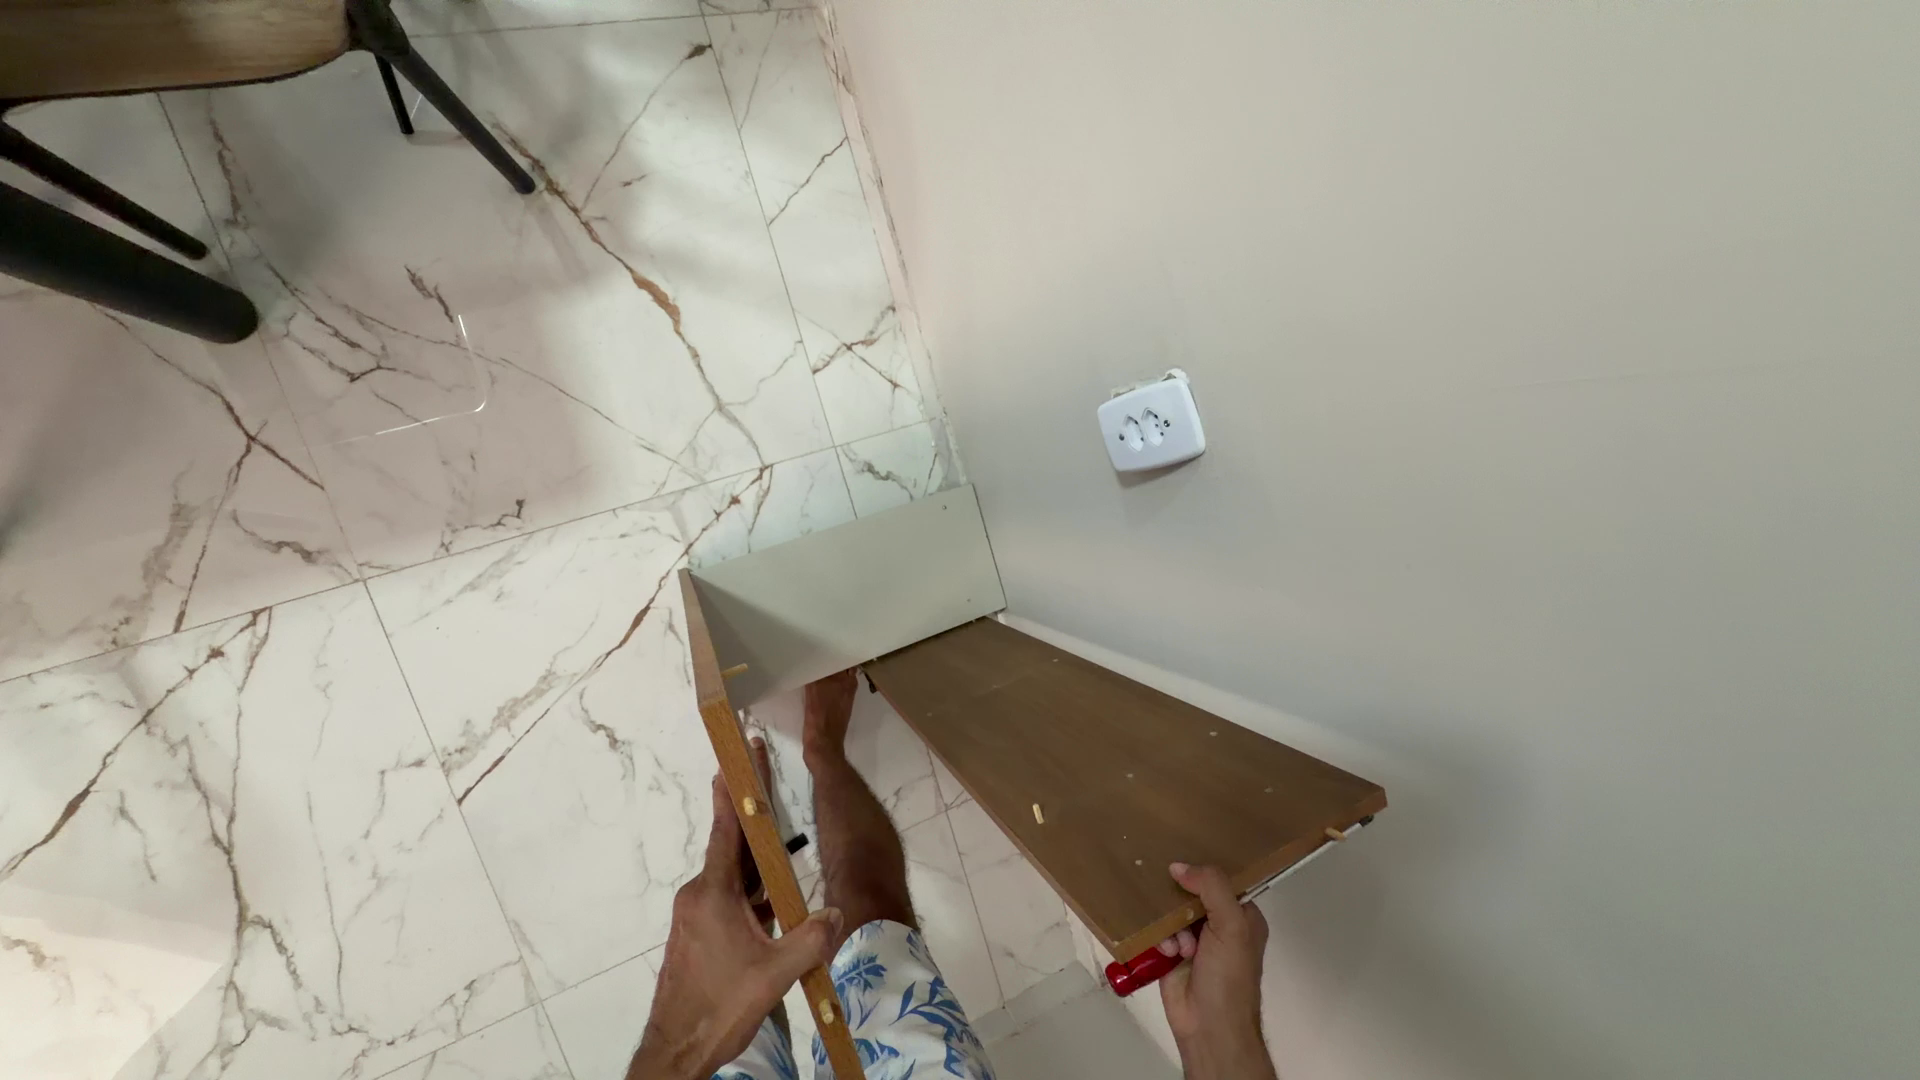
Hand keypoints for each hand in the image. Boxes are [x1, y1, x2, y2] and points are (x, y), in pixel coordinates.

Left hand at [628, 769, 842, 1079]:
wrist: (675, 1054)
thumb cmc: (718, 1006)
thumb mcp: (773, 974)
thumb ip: (810, 940)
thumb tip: (840, 913)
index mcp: (712, 893)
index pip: (727, 830)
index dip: (735, 792)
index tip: (738, 758)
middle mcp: (700, 895)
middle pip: (733, 847)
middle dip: (754, 819)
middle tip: (772, 786)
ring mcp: (697, 916)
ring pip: (734, 877)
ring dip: (758, 863)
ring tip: (784, 849)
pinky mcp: (700, 935)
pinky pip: (731, 900)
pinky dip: (753, 892)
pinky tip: (776, 903)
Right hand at [1156, 862, 1276, 1079]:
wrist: (1209, 1028)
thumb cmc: (1229, 977)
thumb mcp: (1231, 926)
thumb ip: (1211, 887)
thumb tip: (1178, 866)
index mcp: (1242, 916)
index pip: (1222, 881)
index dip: (1205, 870)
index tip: (1183, 858)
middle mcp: (1220, 926)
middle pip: (1193, 892)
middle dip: (1181, 899)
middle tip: (1175, 906)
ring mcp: (1195, 940)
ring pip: (1172, 910)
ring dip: (1170, 923)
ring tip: (1177, 944)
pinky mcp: (1172, 953)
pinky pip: (1158, 930)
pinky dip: (1160, 937)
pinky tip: (1167, 952)